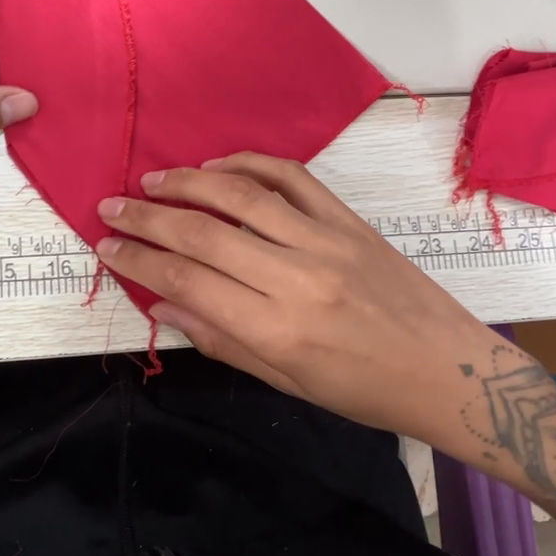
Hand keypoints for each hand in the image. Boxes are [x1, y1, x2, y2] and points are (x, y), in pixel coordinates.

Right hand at [93, 153, 500, 442]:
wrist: (448, 369)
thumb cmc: (364, 391)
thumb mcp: (286, 383)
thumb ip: (221, 340)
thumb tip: (162, 307)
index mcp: (277, 331)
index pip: (187, 283)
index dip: (139, 261)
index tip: (107, 247)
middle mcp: (296, 278)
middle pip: (203, 234)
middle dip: (146, 218)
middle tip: (110, 206)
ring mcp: (325, 242)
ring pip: (241, 197)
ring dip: (187, 183)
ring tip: (151, 180)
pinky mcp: (348, 221)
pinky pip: (292, 178)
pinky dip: (249, 164)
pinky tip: (217, 167)